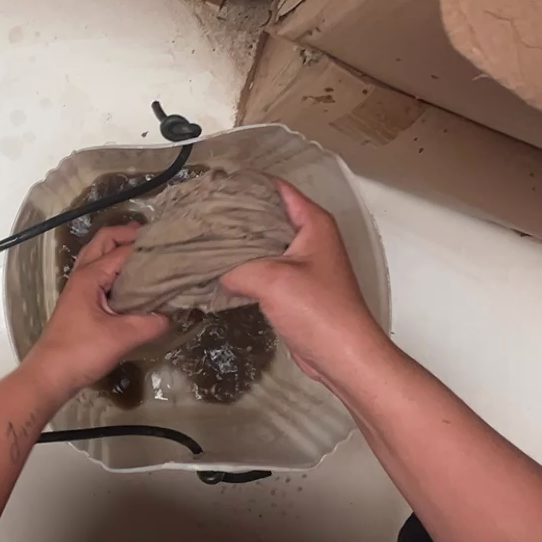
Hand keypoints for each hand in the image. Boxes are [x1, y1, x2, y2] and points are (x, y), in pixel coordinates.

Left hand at [23, 224, 169, 398]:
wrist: (50, 375)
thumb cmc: (81, 352)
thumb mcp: (121, 338)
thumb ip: (150, 323)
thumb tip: (171, 315)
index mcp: (90, 276)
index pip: (123, 250)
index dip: (147, 246)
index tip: (173, 246)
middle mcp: (82, 275)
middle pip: (105, 241)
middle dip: (129, 236)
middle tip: (158, 242)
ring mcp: (80, 288)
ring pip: (100, 256)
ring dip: (121, 251)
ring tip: (150, 258)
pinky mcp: (81, 302)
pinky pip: (101, 274)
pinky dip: (117, 270)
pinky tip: (135, 283)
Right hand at [222, 180, 389, 383]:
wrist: (341, 355)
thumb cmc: (318, 310)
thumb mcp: (270, 280)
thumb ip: (235, 268)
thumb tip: (211, 271)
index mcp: (312, 223)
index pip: (276, 189)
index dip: (245, 185)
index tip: (213, 187)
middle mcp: (309, 237)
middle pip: (266, 214)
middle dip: (235, 215)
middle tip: (200, 214)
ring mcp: (301, 263)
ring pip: (262, 242)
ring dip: (237, 243)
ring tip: (203, 238)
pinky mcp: (293, 286)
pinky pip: (262, 267)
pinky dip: (242, 266)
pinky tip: (217, 269)